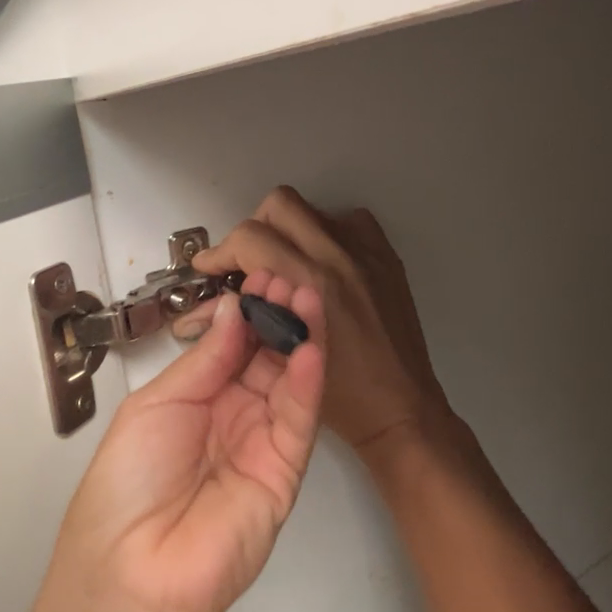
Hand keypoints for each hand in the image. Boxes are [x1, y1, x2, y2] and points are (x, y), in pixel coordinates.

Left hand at [24, 274, 325, 611]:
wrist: (130, 571)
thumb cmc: (125, 486)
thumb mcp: (156, 406)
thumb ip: (205, 359)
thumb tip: (235, 308)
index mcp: (199, 397)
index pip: (236, 343)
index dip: (250, 311)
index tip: (261, 278)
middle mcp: (236, 412)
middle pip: (268, 355)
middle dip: (280, 315)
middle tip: (290, 279)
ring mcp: (263, 438)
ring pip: (291, 379)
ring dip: (302, 337)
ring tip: (308, 298)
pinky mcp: (285, 468)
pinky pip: (299, 418)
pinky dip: (309, 382)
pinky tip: (310, 349)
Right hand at [184, 186, 449, 451]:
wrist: (401, 406)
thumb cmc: (339, 398)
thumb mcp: (278, 359)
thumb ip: (250, 319)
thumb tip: (220, 297)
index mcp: (308, 284)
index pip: (250, 238)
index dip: (219, 251)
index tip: (210, 268)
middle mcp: (337, 257)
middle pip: (280, 204)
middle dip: (254, 228)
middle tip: (248, 260)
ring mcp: (366, 252)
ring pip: (314, 208)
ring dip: (291, 228)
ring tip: (285, 261)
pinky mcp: (386, 256)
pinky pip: (350, 220)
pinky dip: (330, 232)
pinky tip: (324, 261)